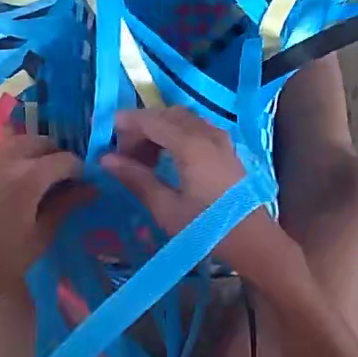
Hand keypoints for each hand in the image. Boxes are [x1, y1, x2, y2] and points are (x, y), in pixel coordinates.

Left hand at [0, 133, 93, 312]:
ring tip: (38, 180)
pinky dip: (9, 159)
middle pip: (40, 141)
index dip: (80, 172)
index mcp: (28, 176)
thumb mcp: (38, 238)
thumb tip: (91, 189)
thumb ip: (64, 207)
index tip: (85, 187)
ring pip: (15, 142)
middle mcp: (4, 158)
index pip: (66, 160)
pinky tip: (10, 185)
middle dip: (56, 156)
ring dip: (32, 153)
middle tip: (63, 182)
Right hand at [99, 108, 296, 282]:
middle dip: (141, 127)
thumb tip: (106, 159)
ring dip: (158, 130)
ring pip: (182, 120)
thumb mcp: (166, 207)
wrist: (253, 242)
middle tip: (123, 153)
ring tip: (142, 160)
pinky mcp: (226, 149)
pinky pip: (195, 129)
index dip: (125, 123)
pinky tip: (166, 160)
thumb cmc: (206, 228)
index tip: (104, 134)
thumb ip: (136, 178)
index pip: (151, 120)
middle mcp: (207, 133)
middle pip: (167, 115)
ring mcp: (220, 139)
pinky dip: (175, 135)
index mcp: (191, 144)